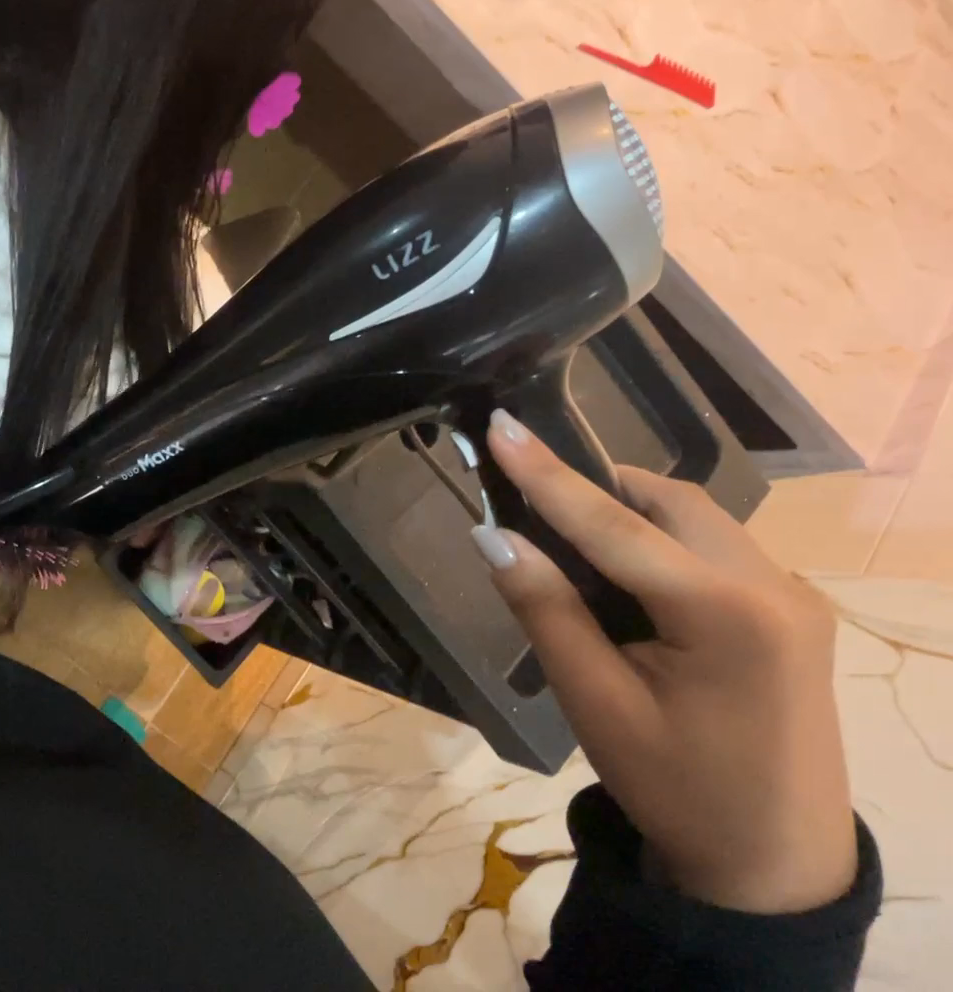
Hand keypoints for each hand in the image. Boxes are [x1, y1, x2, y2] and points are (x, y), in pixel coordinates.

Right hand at [472, 409, 855, 914]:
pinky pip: (712, 548)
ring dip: (625, 512)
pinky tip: (620, 575)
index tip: (501, 425)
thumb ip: (545, 608)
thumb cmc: (673, 783)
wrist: (772, 859)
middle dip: (593, 486)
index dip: (547, 473)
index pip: (613, 524)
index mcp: (726, 614)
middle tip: (522, 493)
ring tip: (561, 535)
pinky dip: (655, 540)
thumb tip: (493, 535)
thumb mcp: (592, 700)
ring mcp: (791, 597)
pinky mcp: (789, 613)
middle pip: (668, 502)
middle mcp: (772, 586)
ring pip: (695, 519)